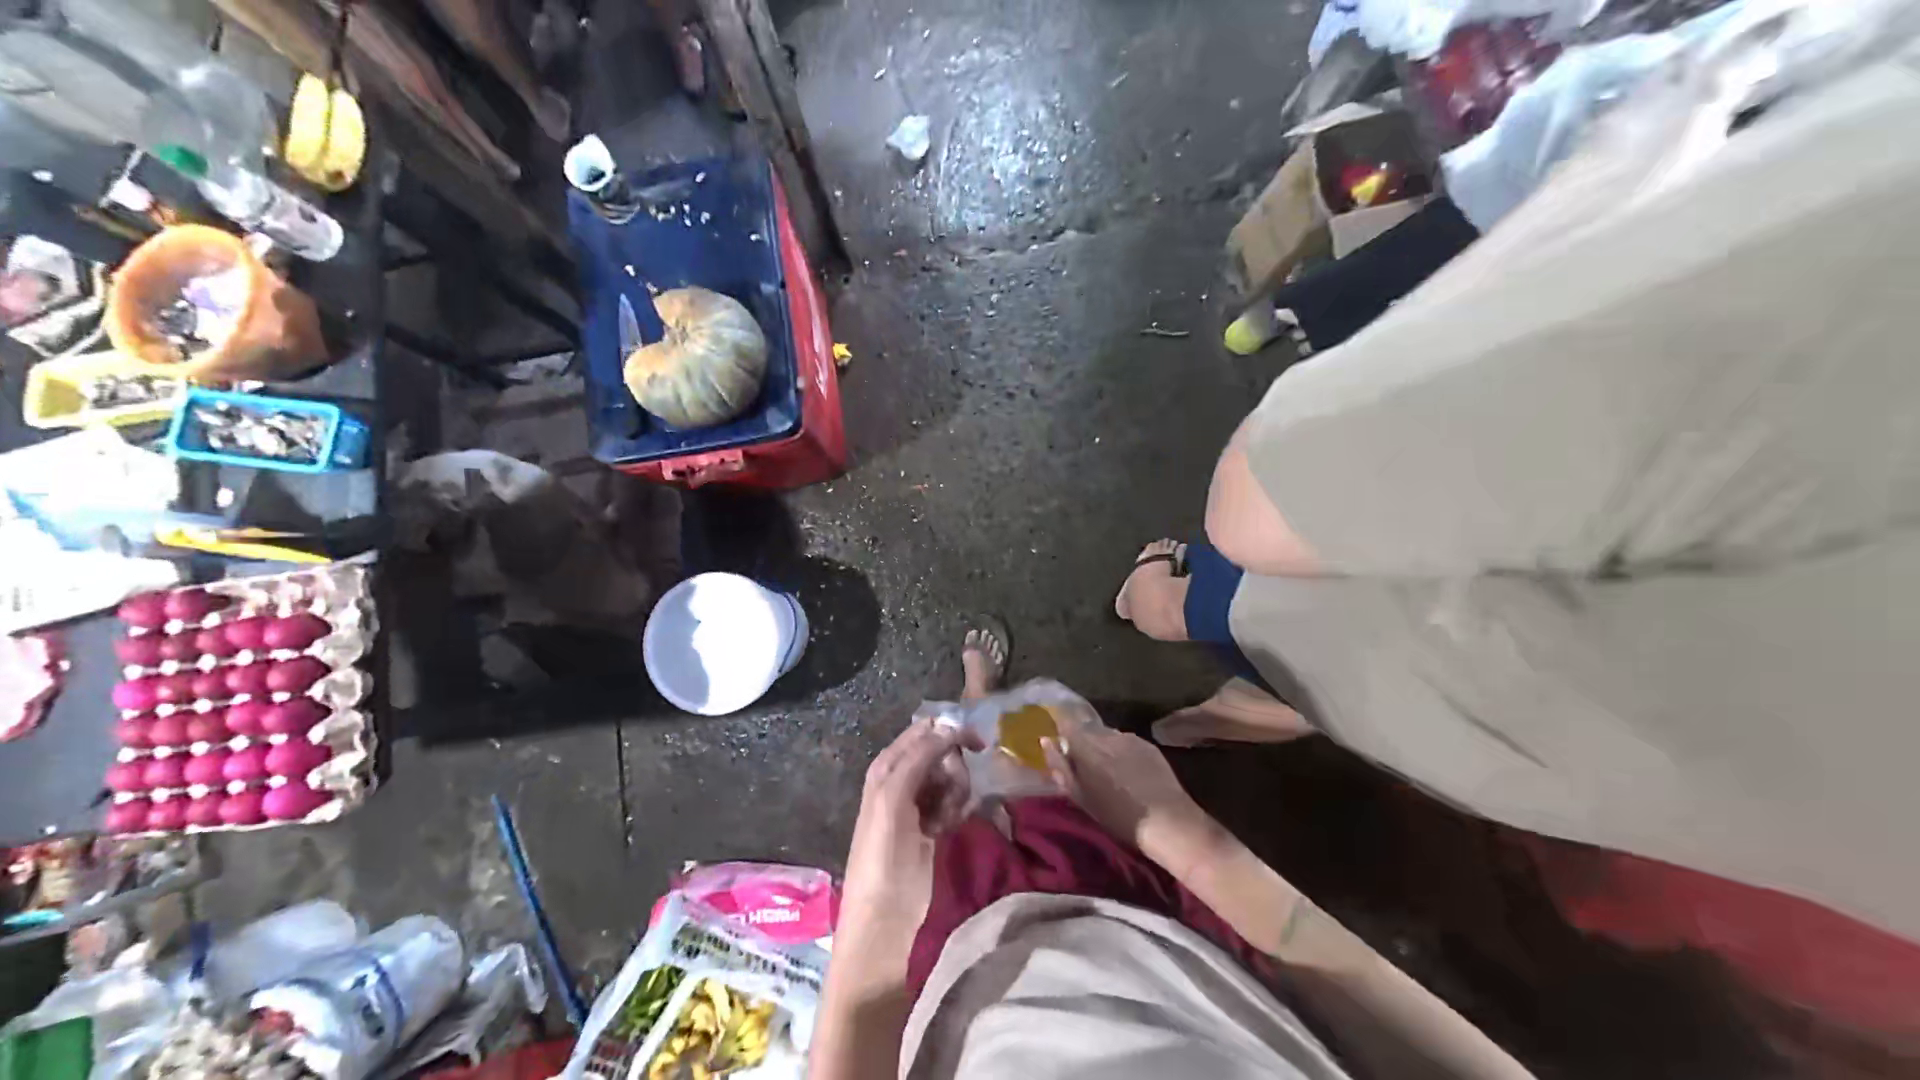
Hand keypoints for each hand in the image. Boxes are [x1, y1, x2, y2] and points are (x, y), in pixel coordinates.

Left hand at [840, 717, 982, 946]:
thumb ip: (917, 758)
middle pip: (942, 754)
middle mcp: (901, 779)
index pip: (924, 732)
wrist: (884, 921)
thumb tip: (946, 727)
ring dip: (957, 794)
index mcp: (887, 767)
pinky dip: (957, 811)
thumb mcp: (893, 799)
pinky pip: (954, 802)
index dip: (951, 733)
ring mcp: (918, 804)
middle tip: (954, 798)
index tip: (979, 745)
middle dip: (954, 770)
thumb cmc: (884, 857)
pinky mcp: (932, 826)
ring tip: (947, 820)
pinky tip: (949, 829)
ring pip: (951, 778)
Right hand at [1043, 722, 1219, 873]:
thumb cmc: (1118, 815)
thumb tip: (1046, 741)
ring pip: (1108, 735)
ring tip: (1106, 768)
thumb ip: (1061, 767)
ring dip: (1102, 746)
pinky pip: (1127, 742)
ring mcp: (1131, 738)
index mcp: (1087, 745)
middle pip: (1088, 728)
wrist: (1168, 822)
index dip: (1061, 727)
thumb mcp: (1081, 797)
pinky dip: (1121, 752)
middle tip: (1082, 762)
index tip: (1058, 739)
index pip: (1067, 721)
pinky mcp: (1149, 746)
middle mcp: (1108, 735)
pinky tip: (1127, 771)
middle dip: (1082, 740)